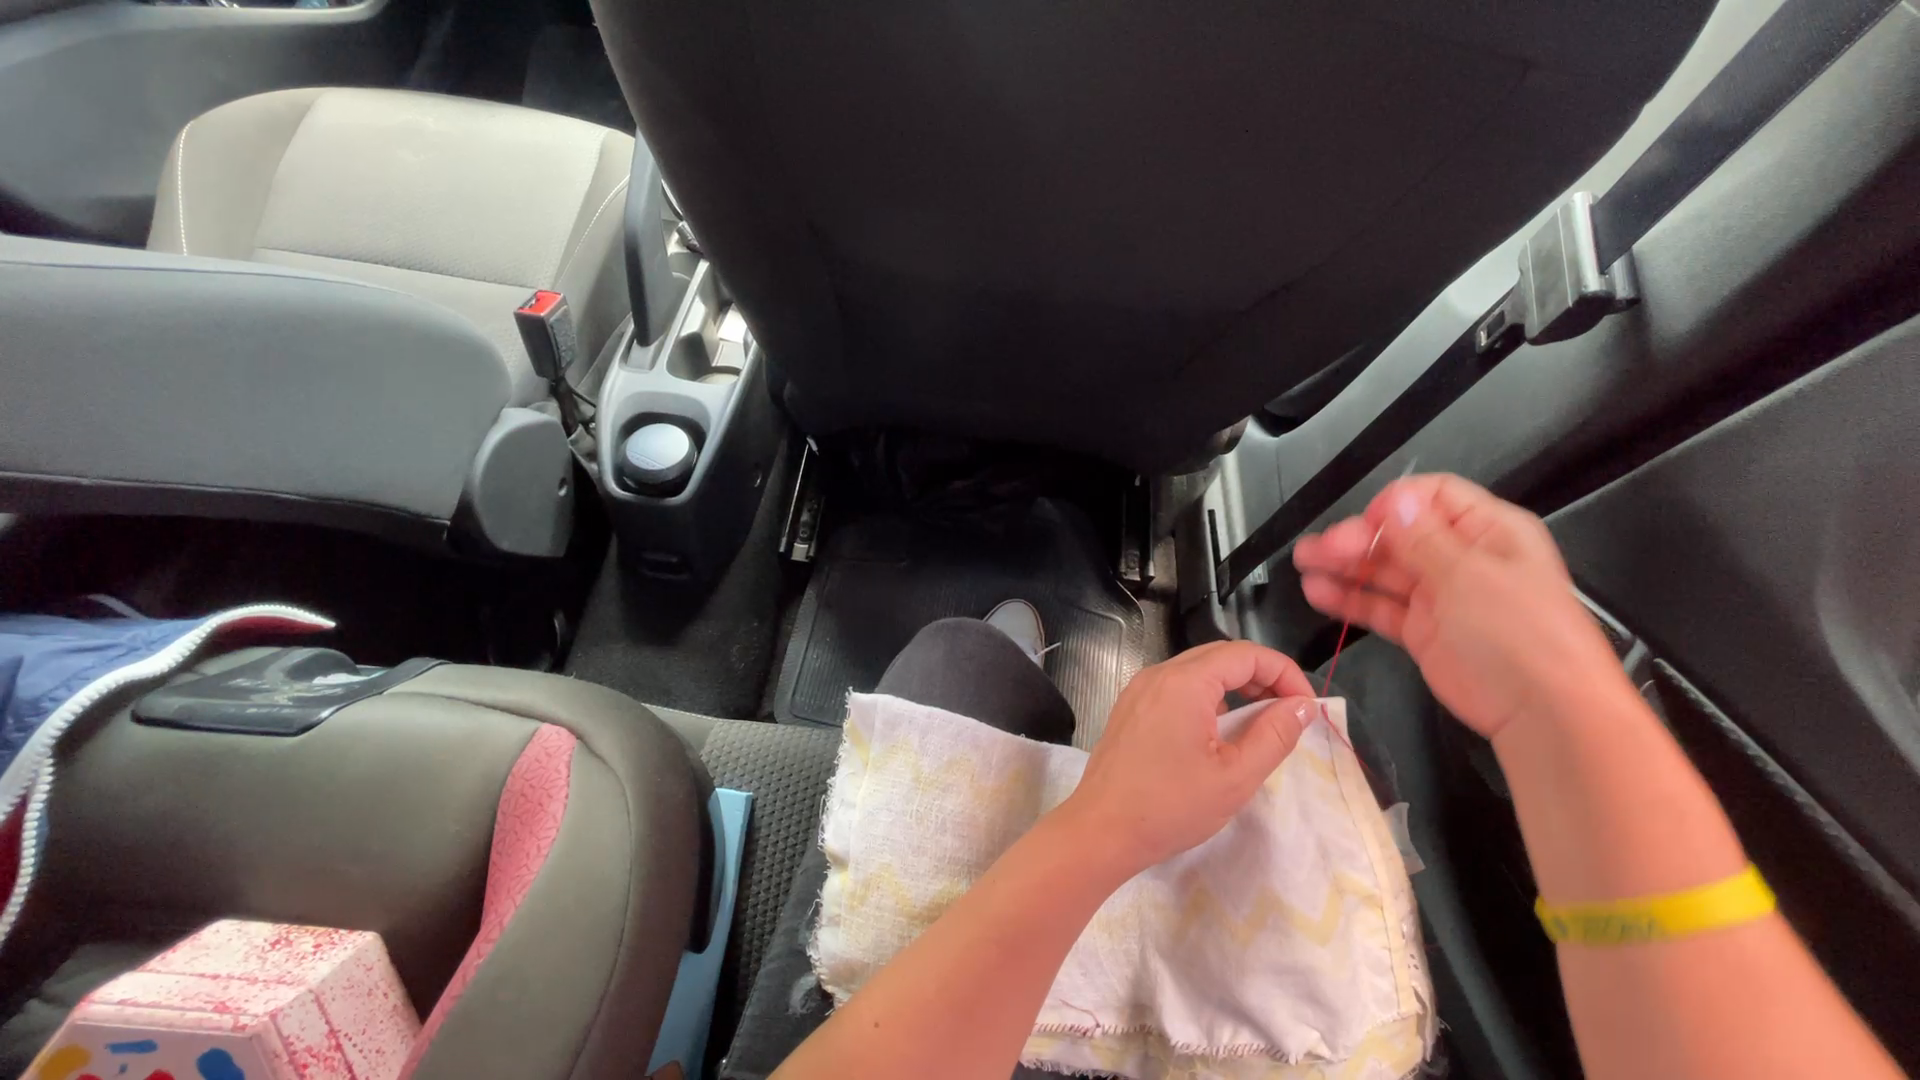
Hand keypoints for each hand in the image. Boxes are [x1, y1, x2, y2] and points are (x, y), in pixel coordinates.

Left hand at [1056, 641, 1316, 878]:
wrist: (1101, 830)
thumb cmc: (1170, 806)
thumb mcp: (1235, 776)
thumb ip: (1274, 736)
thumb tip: (1302, 706)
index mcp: (1184, 682)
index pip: (1246, 654)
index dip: (1284, 673)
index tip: (1307, 707)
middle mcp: (1158, 674)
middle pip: (1221, 656)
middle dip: (1262, 677)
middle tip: (1288, 713)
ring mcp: (1139, 690)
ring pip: (1198, 671)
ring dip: (1235, 688)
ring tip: (1259, 724)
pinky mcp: (1130, 708)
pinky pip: (1177, 688)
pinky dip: (1207, 699)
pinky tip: (1218, 733)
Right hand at [1293, 473, 1628, 739]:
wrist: (1542, 711)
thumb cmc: (1520, 634)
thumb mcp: (1470, 575)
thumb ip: (1423, 538)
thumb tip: (1394, 499)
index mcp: (1488, 532)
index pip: (1432, 498)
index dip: (1394, 506)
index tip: (1364, 524)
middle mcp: (1462, 558)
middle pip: (1398, 535)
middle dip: (1356, 538)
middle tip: (1319, 549)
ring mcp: (1441, 596)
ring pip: (1383, 570)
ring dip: (1343, 565)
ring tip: (1305, 563)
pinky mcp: (1422, 630)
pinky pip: (1379, 606)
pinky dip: (1349, 599)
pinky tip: (1319, 592)